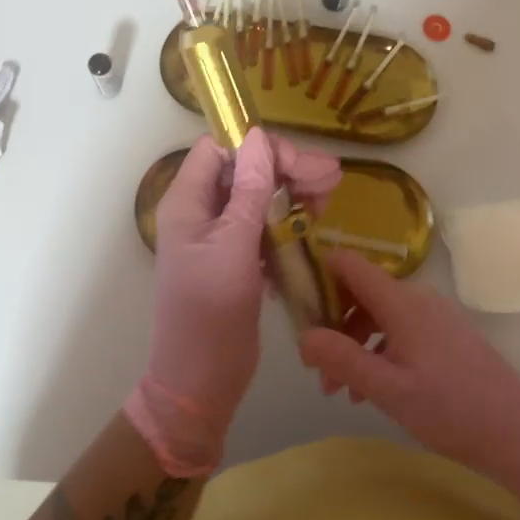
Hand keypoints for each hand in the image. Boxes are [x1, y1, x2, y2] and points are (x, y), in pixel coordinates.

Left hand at [125, 127, 341, 476]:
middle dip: (287, 169)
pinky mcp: (237, 261)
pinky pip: (263, 227)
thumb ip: (248, 191)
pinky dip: (288, 221)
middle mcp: (200, 213)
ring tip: (329, 198)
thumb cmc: (211, 312)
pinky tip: (314, 223)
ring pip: (258, 198)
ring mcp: (219, 238)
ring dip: (292, 193)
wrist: (200, 382)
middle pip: (244, 171)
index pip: (219, 150)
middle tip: (333, 178)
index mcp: (187, 202)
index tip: (297, 164)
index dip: (257, 148)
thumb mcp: (232, 246)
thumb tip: (258, 137)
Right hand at [298, 251, 519, 517]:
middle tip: (319, 369)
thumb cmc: (450, 409)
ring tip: (341, 390)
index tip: (299, 308)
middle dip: (332, 325)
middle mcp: (416, 297)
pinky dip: (377, 350)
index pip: (349, 263)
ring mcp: (433, 314)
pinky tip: (371, 389)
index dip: (319, 276)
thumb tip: (302, 336)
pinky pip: (398, 328)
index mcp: (401, 301)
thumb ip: (343, 359)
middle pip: (359, 292)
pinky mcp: (444, 333)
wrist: (517, 433)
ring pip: (377, 314)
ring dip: (352, 343)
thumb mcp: (389, 390)